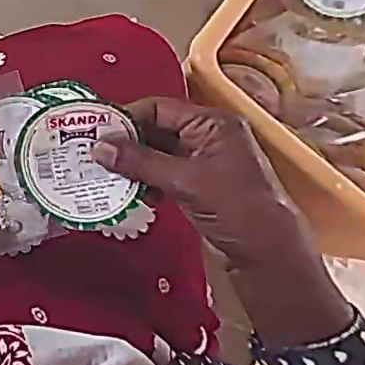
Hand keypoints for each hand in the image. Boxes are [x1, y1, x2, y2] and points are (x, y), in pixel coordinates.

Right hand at [92, 97, 353, 346]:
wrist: (270, 257)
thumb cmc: (236, 209)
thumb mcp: (185, 181)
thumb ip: (140, 162)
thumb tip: (99, 146)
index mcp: (212, 123)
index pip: (160, 108)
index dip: (127, 117)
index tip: (96, 131)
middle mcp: (208, 135)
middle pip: (157, 128)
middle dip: (127, 142)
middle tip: (94, 153)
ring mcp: (204, 160)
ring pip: (158, 152)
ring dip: (134, 163)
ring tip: (106, 173)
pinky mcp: (200, 184)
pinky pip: (164, 172)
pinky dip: (147, 179)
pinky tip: (130, 191)